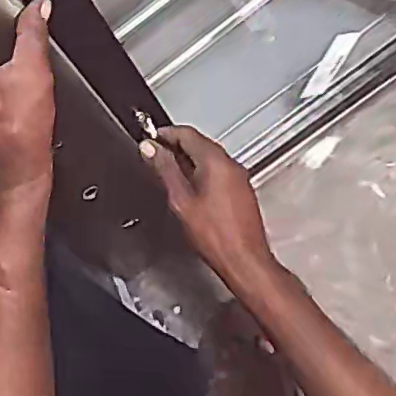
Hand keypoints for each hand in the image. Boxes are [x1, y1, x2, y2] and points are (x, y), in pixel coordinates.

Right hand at [139, 126, 278, 289]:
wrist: (244, 262)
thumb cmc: (217, 237)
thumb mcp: (181, 200)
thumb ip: (165, 169)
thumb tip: (151, 149)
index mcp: (215, 161)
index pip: (187, 134)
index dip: (166, 133)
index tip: (152, 138)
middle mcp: (230, 164)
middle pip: (199, 143)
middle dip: (176, 145)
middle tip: (156, 153)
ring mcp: (239, 177)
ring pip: (209, 157)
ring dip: (188, 159)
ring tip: (169, 171)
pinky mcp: (242, 190)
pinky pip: (219, 170)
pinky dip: (202, 171)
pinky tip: (190, 188)